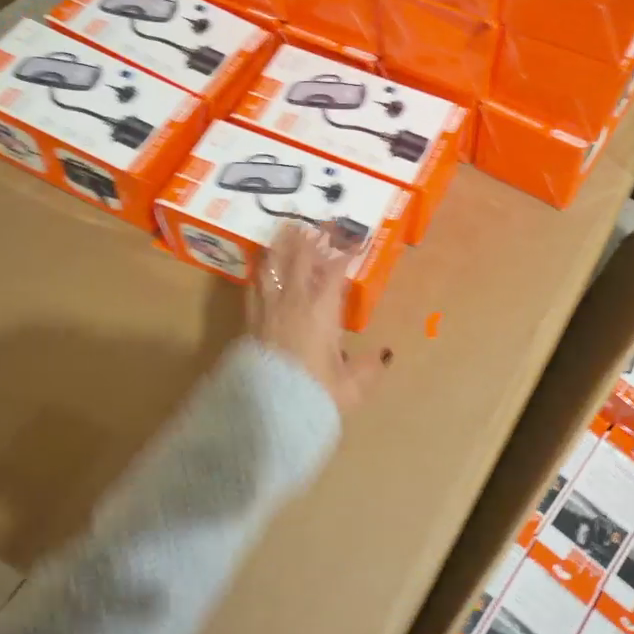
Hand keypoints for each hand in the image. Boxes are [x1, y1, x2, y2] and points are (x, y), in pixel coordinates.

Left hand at [250, 224, 388, 411]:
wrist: (263, 410)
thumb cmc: (312, 395)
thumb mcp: (349, 387)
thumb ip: (367, 368)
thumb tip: (384, 355)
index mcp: (321, 310)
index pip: (335, 270)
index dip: (346, 251)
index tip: (355, 239)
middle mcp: (293, 301)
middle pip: (300, 258)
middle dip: (312, 237)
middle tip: (320, 223)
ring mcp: (267, 308)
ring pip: (273, 265)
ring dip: (282, 244)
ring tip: (287, 229)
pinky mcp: (249, 321)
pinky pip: (256, 284)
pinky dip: (263, 269)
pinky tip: (264, 266)